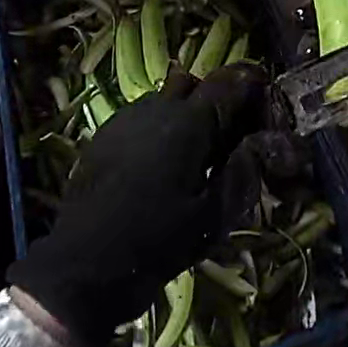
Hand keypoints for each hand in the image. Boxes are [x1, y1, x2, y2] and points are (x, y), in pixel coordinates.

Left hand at [8, 64, 265, 346]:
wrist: (84, 264)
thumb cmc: (157, 242)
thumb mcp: (213, 217)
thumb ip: (242, 173)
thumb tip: (261, 142)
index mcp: (189, 124)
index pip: (228, 83)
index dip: (250, 86)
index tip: (263, 101)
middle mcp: (158, 109)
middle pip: (195, 82)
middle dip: (216, 98)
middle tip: (228, 130)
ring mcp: (126, 118)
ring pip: (166, 97)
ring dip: (186, 111)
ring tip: (194, 147)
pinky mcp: (105, 133)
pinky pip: (141, 115)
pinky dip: (159, 125)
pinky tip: (159, 160)